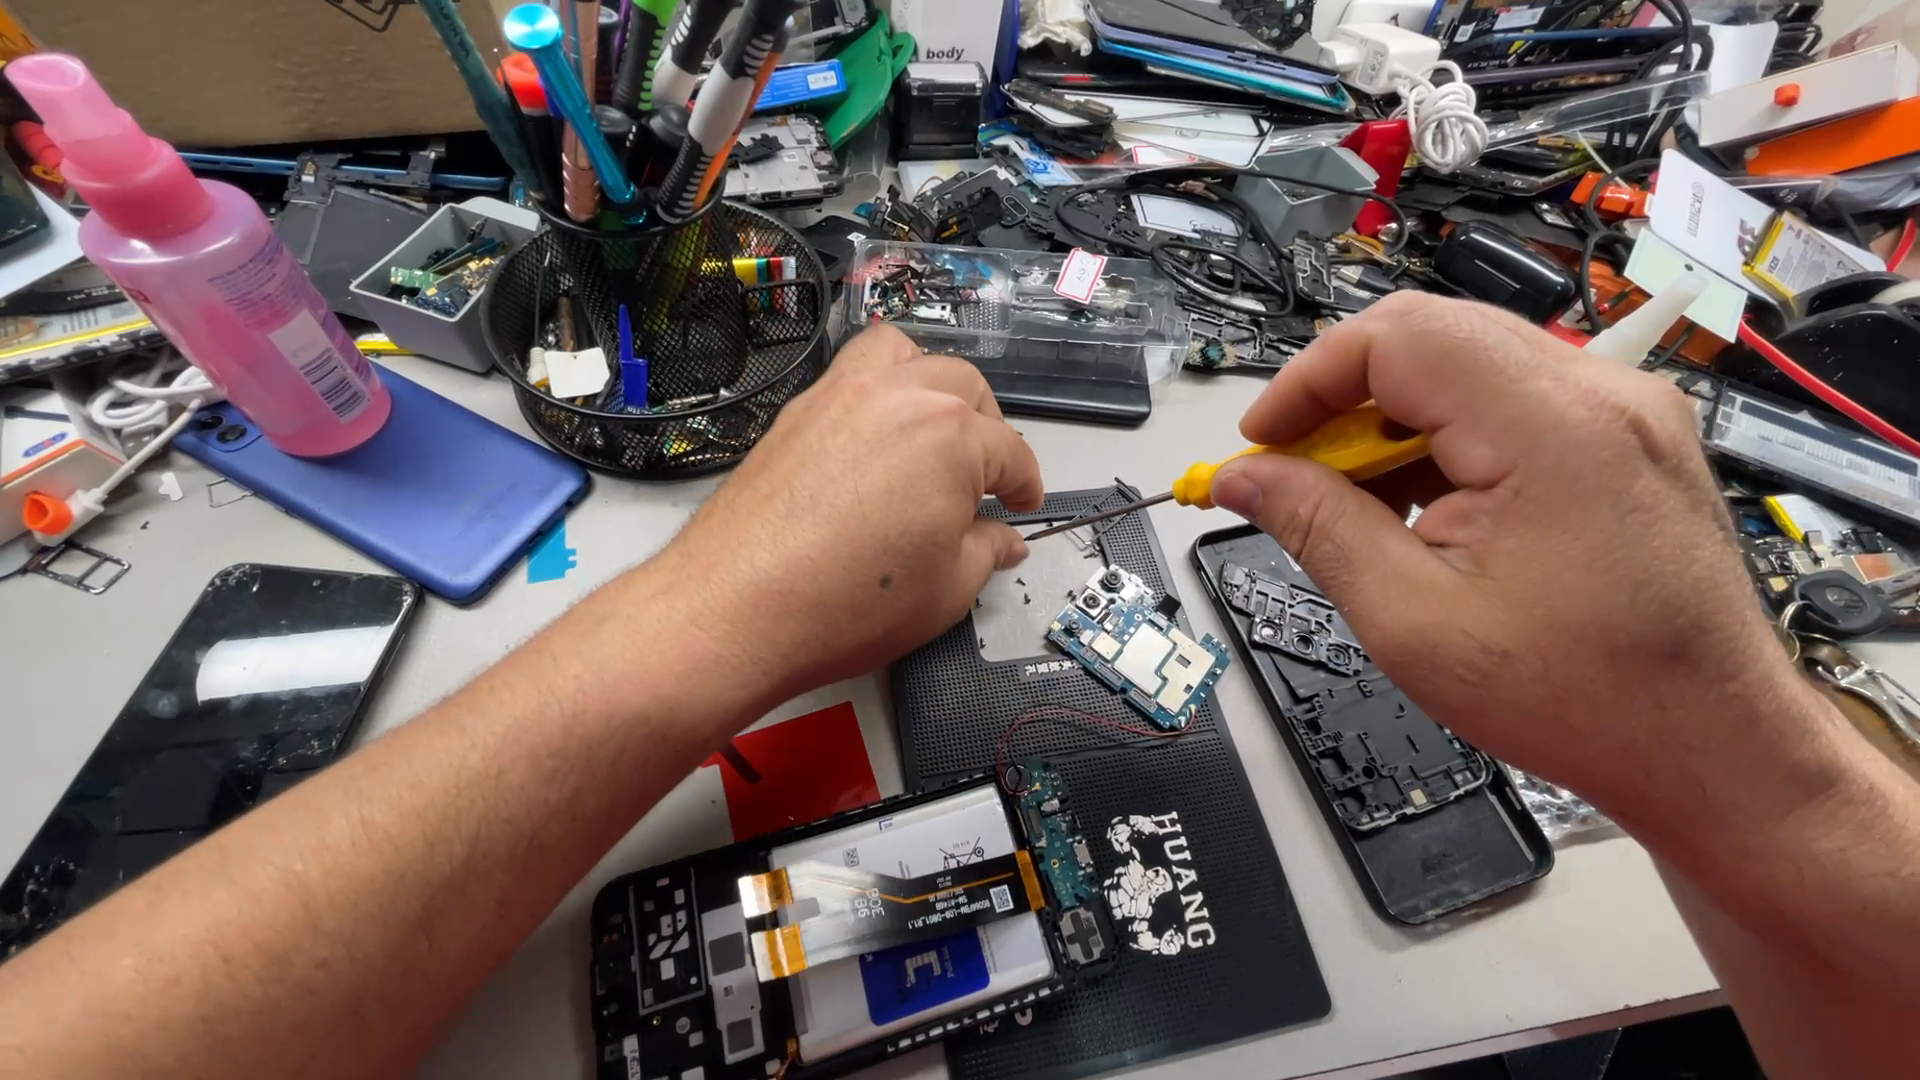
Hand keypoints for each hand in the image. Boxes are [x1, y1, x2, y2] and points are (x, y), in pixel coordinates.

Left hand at [658, 324, 1042, 697]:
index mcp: (951, 436)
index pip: (1010, 452)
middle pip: (966, 388)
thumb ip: (987, 552)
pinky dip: (880, 390)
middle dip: (989, 429)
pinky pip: (852, 373)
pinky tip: (877, 439)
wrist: (735, 610)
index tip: (1022, 503)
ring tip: (934, 430)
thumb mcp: (947, 590)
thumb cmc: (838, 602)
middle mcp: (897, 397)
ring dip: (933, 384)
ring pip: (906, 356)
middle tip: (986, 477)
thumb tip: (1002, 540)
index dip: (1025, 484)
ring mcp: (842, 395)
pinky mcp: (799, 410)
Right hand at [1209, 293, 1824, 817]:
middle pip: (1425, 337)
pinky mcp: (1615, 436)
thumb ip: (1314, 527)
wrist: (1710, 745)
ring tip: (1347, 499)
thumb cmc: (1571, 695)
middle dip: (1336, 397)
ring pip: (1455, 366)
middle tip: (1288, 468)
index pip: (1396, 337)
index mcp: (1550, 428)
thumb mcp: (1407, 616)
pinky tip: (1409, 505)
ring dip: (1379, 422)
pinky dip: (1428, 440)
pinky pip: (1494, 402)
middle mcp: (1597, 393)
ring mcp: (1616, 410)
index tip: (1259, 442)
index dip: (1306, 379)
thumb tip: (1240, 477)